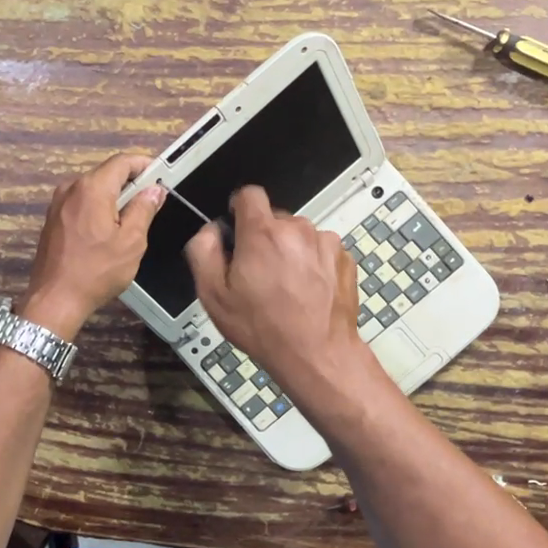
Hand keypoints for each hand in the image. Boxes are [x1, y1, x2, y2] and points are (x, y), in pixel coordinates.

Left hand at [21, 153, 164, 339]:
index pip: (122, 161)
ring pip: (93, 190)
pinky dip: (97, 209)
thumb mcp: (131, 241)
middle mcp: (71, 188)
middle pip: (106, 174)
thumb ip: (144, 209)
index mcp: (92, 188)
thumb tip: (154, 190)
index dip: (144, 165)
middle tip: (150, 203)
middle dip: (130, 184)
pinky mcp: (52, 219)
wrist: (55, 299)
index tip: (160, 176)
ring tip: (130, 221)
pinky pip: (80, 204)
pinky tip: (106, 232)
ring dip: (113, 198)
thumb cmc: (96, 272)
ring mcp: (58, 204)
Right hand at [184, 185, 370, 388]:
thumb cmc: (261, 327)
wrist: (316, 353)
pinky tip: (307, 292)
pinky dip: (313, 265)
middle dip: (264, 238)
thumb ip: (203, 252)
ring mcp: (326, 243)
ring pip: (299, 236)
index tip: (237, 229)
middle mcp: (297, 229)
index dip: (239, 208)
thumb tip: (210, 230)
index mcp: (262, 232)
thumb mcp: (213, 295)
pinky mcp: (345, 259)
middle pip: (275, 219)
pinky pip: (322, 251)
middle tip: (258, 274)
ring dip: (290, 252)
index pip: (249, 194)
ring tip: (285, 287)